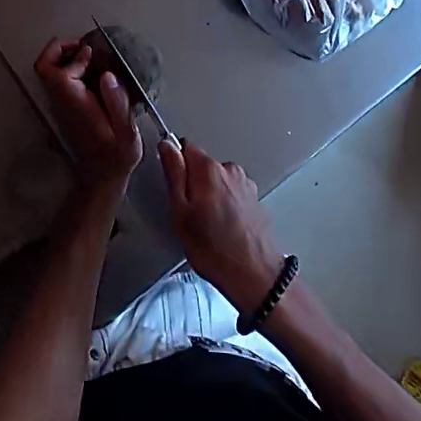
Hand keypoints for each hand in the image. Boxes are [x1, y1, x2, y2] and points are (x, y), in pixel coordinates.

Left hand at [34, 38, 141, 187]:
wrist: (102, 176)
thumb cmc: (118, 155)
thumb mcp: (127, 134)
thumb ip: (119, 104)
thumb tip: (107, 75)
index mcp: (75, 105)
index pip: (56, 73)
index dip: (74, 56)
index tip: (95, 54)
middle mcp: (61, 103)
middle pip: (44, 67)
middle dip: (62, 48)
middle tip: (88, 46)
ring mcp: (60, 105)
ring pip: (47, 72)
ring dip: (65, 56)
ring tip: (91, 54)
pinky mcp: (64, 107)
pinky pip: (58, 79)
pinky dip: (70, 67)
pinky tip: (92, 69)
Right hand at [157, 139, 284, 315]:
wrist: (253, 274)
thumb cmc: (215, 249)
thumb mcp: (181, 212)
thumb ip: (174, 173)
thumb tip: (167, 146)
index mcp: (209, 169)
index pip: (185, 147)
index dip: (175, 164)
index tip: (173, 184)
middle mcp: (230, 170)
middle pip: (202, 164)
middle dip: (192, 183)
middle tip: (188, 213)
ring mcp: (245, 184)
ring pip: (216, 180)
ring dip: (210, 195)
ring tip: (207, 225)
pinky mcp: (254, 198)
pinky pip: (231, 193)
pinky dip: (224, 204)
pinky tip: (222, 228)